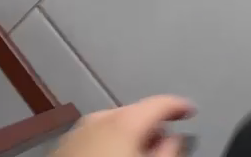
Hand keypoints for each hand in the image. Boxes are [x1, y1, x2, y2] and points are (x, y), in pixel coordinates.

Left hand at [52, 95, 196, 156]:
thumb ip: (168, 146)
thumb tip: (175, 137)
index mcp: (123, 116)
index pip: (162, 100)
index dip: (181, 104)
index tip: (190, 109)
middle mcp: (98, 114)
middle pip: (134, 112)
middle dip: (150, 124)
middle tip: (163, 140)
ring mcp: (76, 129)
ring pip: (111, 123)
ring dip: (126, 133)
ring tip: (136, 151)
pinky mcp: (61, 145)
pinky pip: (91, 135)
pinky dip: (104, 141)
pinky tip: (109, 155)